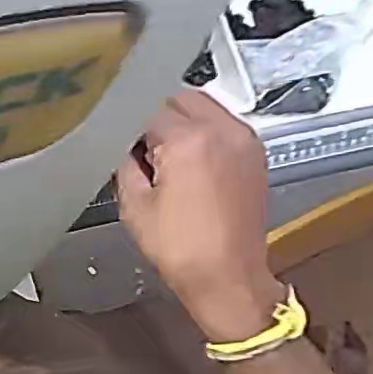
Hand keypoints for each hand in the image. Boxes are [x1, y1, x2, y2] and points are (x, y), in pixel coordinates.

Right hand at [115, 90, 284, 340]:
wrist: (227, 275)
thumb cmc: (180, 248)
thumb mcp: (135, 207)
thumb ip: (126, 165)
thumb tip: (124, 147)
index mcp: (190, 140)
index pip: (149, 109)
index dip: (128, 127)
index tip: (118, 145)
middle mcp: (223, 129)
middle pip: (180, 98)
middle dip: (156, 116)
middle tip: (139, 148)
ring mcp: (244, 139)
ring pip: (204, 106)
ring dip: (180, 121)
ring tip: (164, 157)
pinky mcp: (255, 153)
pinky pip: (222, 125)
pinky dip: (202, 133)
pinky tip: (187, 163)